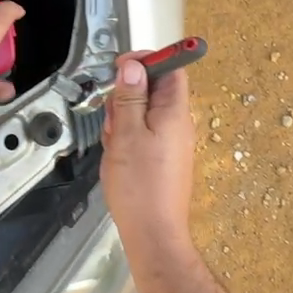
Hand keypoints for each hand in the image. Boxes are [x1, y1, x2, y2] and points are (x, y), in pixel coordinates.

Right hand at [101, 53, 196, 259]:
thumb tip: (133, 66)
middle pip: (154, 89)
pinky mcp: (163, 157)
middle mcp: (178, 124)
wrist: (152, 233)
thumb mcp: (126, 133)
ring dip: (124, 117)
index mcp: (175, 112)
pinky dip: (127, 136)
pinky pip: (144, 132)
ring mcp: (171, 141)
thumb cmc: (140, 186)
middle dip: (127, 95)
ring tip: (115, 140)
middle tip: (114, 114)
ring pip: (144, 111)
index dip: (148, 59)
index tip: (122, 66)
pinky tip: (118, 154)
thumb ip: (129, 97)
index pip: (171, 68)